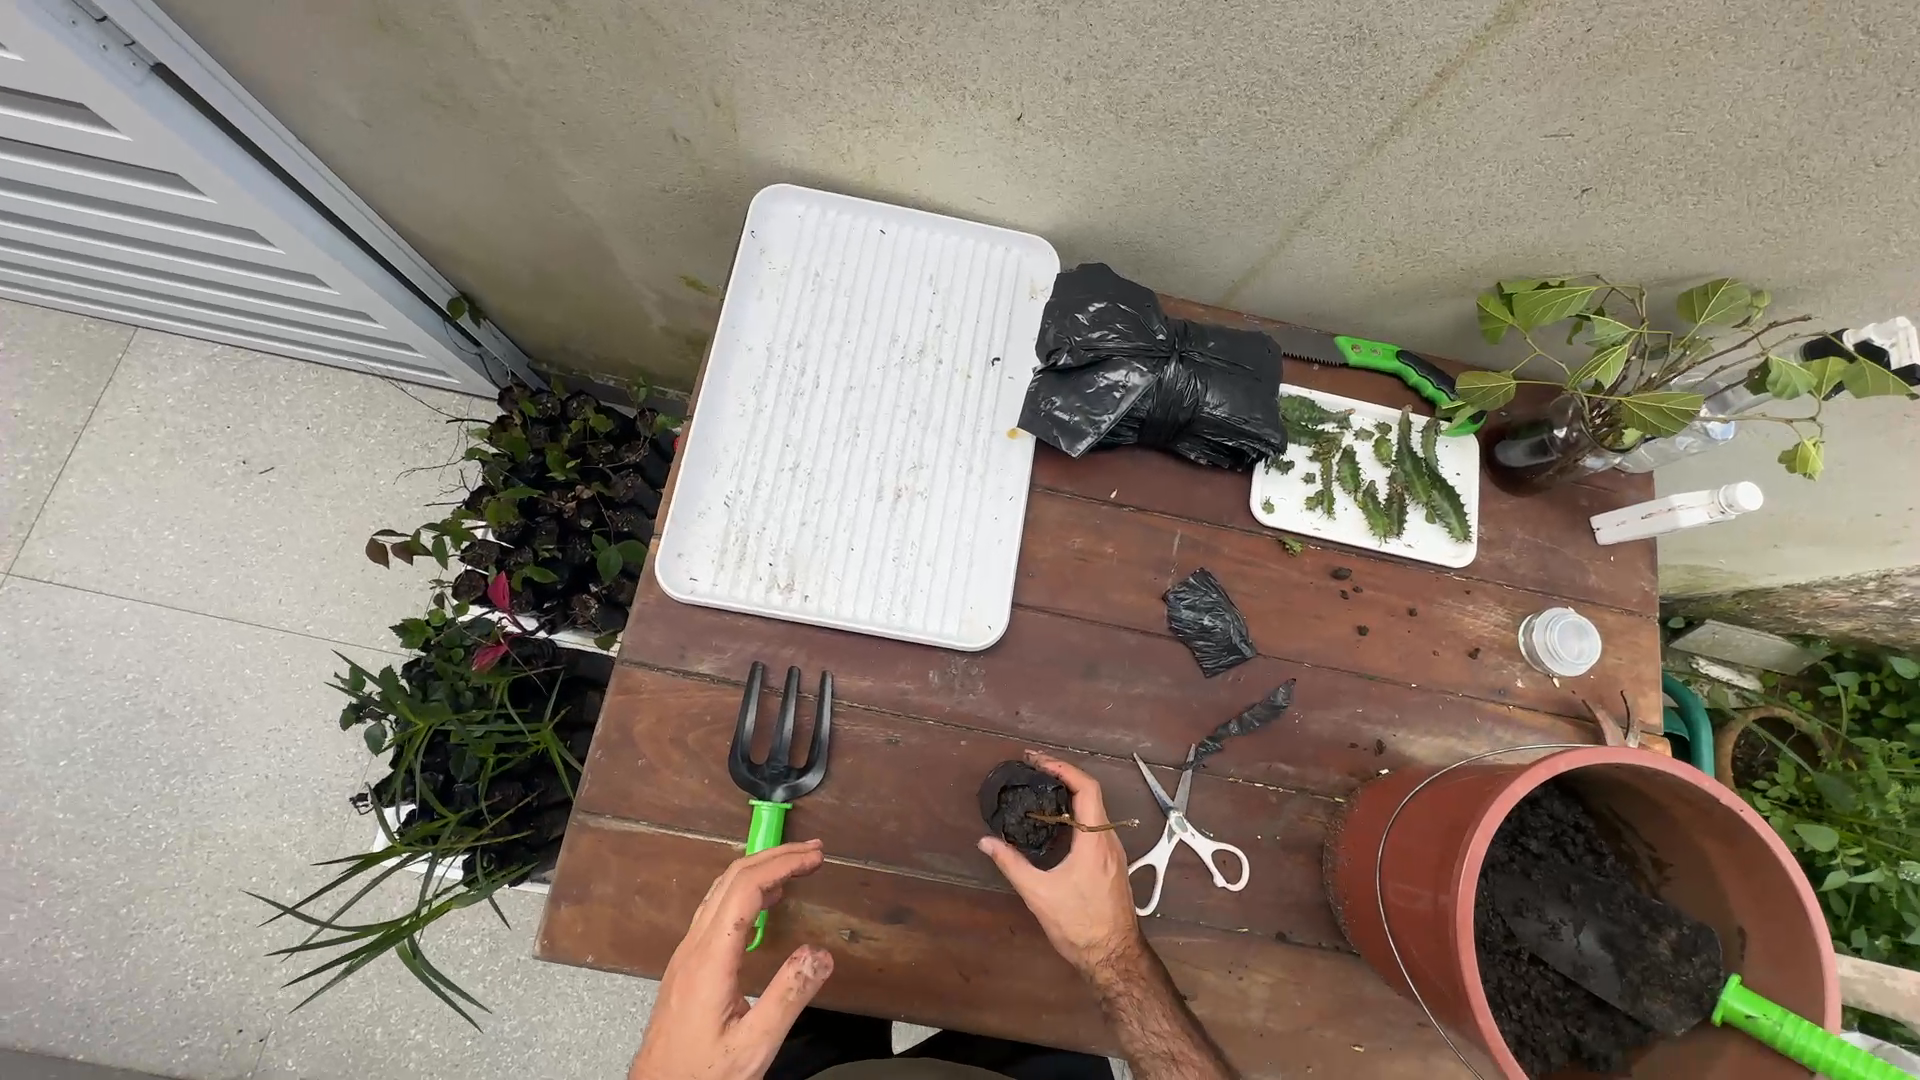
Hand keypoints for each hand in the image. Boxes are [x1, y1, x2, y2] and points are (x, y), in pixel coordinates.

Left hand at [629, 840, 833, 1079]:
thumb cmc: (700, 1077)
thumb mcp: (753, 1047)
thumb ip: (788, 997)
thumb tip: (821, 953)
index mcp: (710, 958)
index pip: (746, 887)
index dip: (783, 864)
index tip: (815, 858)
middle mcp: (694, 947)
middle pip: (732, 878)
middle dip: (776, 856)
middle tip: (813, 852)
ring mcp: (687, 954)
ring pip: (721, 889)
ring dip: (760, 868)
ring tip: (796, 866)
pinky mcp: (687, 965)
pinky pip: (716, 908)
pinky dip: (747, 889)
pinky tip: (766, 901)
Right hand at [978, 750, 1144, 979]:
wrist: (1114, 958)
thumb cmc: (1078, 925)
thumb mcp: (1038, 894)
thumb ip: (1011, 864)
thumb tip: (986, 842)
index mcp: (1094, 841)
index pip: (1086, 788)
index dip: (1063, 768)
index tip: (1039, 761)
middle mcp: (1109, 840)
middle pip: (1091, 793)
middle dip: (1063, 775)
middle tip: (1034, 769)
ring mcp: (1113, 851)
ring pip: (1095, 809)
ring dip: (1070, 794)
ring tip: (1041, 789)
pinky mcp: (1112, 863)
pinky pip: (1095, 825)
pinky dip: (1075, 812)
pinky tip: (1055, 822)